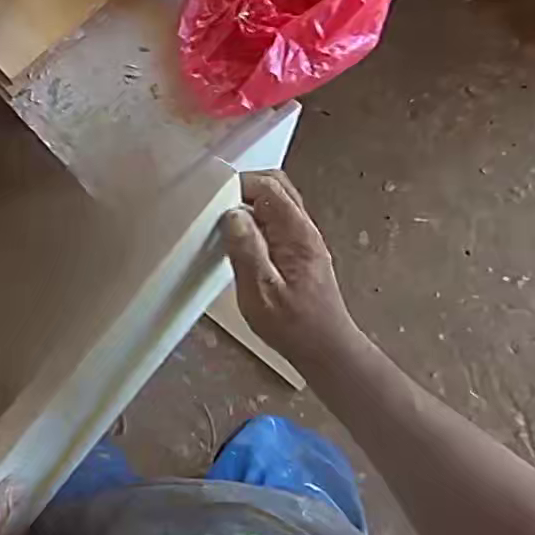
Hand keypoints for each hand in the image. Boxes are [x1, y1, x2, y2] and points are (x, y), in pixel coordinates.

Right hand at [220, 170, 366, 364]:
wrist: (324, 349)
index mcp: (297, 234)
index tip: (210, 195)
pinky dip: (251, 216)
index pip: (269, 188)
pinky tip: (233, 234)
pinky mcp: (294, 250)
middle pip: (276, 186)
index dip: (238, 184)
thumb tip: (231, 214)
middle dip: (244, 185)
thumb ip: (246, 249)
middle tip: (213, 201)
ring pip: (274, 201)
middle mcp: (303, 230)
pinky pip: (272, 219)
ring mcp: (301, 239)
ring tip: (218, 216)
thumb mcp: (260, 290)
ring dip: (247, 201)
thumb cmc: (291, 324)